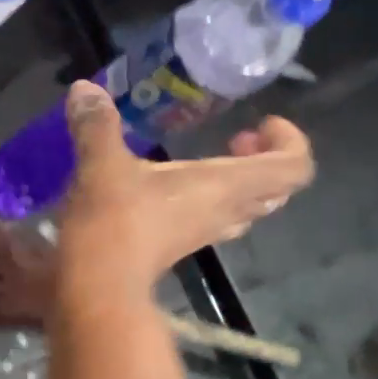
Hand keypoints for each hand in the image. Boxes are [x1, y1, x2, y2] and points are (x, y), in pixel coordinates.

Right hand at [57, 80, 314, 301]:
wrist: (93, 289)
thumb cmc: (112, 224)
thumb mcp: (100, 167)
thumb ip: (96, 127)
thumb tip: (83, 89)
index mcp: (226, 185)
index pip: (294, 165)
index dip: (289, 141)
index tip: (256, 126)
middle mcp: (224, 211)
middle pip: (273, 190)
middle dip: (261, 162)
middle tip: (233, 143)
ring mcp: (199, 236)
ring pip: (242, 210)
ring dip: (234, 188)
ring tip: (199, 170)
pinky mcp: (172, 253)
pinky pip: (207, 225)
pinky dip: (200, 207)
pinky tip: (161, 197)